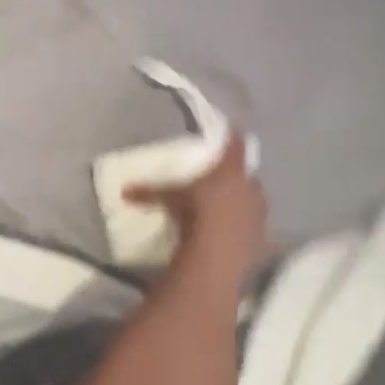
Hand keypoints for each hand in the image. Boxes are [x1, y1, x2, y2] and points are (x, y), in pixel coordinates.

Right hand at [123, 136, 264, 261]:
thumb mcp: (167, 198)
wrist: (217, 252)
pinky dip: (243, 227)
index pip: (236, 146)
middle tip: (222, 180)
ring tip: (224, 209)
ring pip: (253, 202)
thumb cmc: (194, 212)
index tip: (231, 133)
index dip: (233, 138)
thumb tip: (124, 191)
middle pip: (247, 176)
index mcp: (230, 171)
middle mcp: (250, 187)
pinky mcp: (261, 237)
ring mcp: (259, 213)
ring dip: (242, 203)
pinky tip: (229, 233)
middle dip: (237, 178)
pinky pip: (253, 227)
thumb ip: (149, 192)